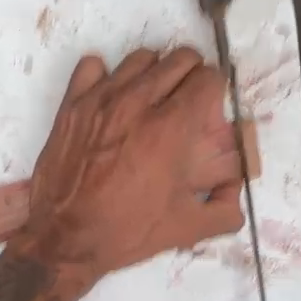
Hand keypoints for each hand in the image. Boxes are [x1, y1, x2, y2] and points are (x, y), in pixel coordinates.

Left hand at [9, 47, 246, 286]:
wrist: (64, 241)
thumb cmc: (124, 234)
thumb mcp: (183, 230)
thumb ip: (224, 210)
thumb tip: (236, 188)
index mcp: (170, 129)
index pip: (209, 78)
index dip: (213, 94)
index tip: (206, 113)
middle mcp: (138, 104)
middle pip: (180, 59)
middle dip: (189, 79)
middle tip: (182, 108)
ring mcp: (101, 100)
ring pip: (141, 58)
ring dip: (152, 75)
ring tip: (148, 104)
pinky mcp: (73, 105)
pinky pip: (93, 66)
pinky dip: (105, 77)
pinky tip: (110, 101)